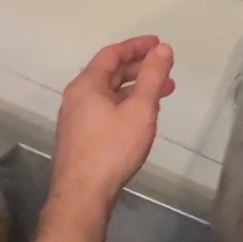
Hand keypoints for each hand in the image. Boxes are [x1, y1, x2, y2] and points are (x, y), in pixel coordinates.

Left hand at [47, 36, 175, 218]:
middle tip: (166, 68)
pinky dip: (127, 103)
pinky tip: (143, 115)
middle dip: (140, 68)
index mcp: (86, 86)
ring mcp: (76, 119)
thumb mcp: (140, 108)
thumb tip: (163, 48)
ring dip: (136, 87)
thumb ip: (152, 76)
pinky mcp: (81, 137)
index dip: (136, 46)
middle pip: (110, 72)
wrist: (82, 197)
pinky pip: (106, 108)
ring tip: (163, 92)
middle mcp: (77, 98)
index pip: (112, 54)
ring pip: (110, 92)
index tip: (159, 44)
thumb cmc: (112, 147)